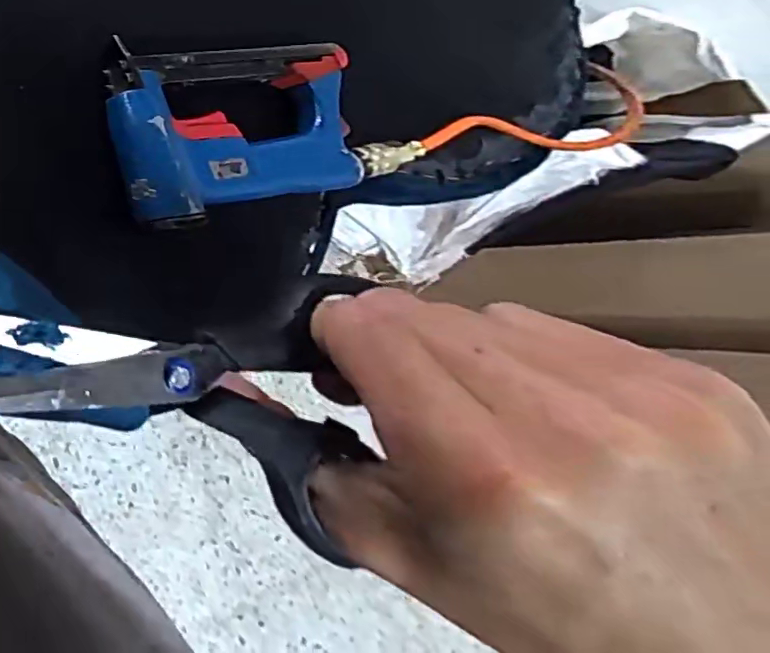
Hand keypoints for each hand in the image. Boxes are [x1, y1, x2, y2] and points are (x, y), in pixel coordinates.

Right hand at [308, 288, 769, 652]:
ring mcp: (645, 395)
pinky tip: (548, 411)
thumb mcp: (389, 541)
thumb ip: (295, 449)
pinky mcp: (697, 383)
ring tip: (478, 406)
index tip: (334, 368)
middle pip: (412, 313)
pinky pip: (552, 328)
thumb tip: (226, 377)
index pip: (364, 324)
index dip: (331, 336)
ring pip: (477, 313)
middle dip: (384, 343)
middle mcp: (566, 419)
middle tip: (392, 392)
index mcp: (481, 465)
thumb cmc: (537, 610)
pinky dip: (526, 357)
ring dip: (453, 348)